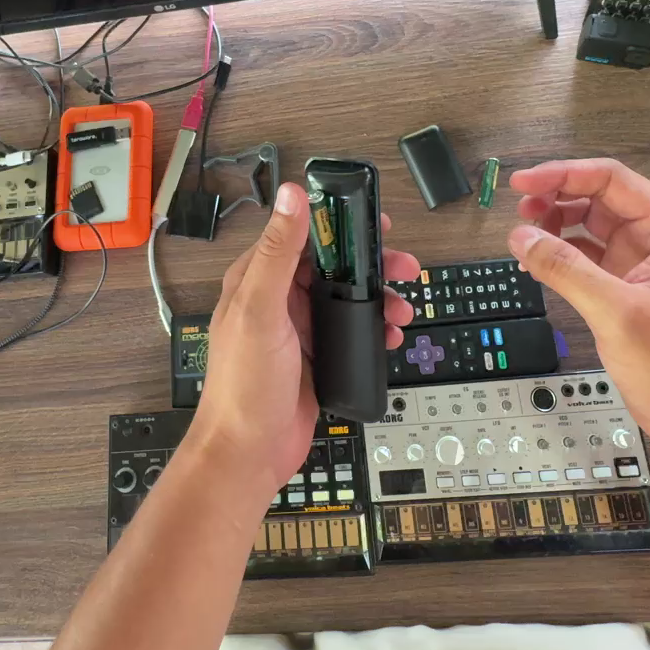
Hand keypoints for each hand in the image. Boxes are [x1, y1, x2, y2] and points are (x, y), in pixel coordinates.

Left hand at [188, 182, 416, 497]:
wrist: (249, 454)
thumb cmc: (244, 383)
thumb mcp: (261, 309)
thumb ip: (277, 252)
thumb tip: (291, 195)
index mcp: (258, 279)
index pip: (302, 236)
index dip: (339, 224)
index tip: (374, 221)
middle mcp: (279, 298)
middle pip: (333, 266)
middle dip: (371, 264)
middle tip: (405, 266)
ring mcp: (299, 328)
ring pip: (347, 298)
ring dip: (378, 297)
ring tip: (404, 307)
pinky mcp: (317, 355)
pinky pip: (352, 330)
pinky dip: (375, 328)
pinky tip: (392, 335)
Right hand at [507, 159, 649, 465]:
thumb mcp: (617, 312)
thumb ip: (566, 268)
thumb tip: (518, 235)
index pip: (612, 180)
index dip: (563, 175)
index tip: (520, 184)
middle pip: (600, 198)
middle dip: (557, 197)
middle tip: (518, 209)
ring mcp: (643, 264)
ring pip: (591, 226)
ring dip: (556, 224)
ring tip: (524, 235)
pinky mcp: (628, 289)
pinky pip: (588, 257)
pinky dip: (561, 254)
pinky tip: (537, 261)